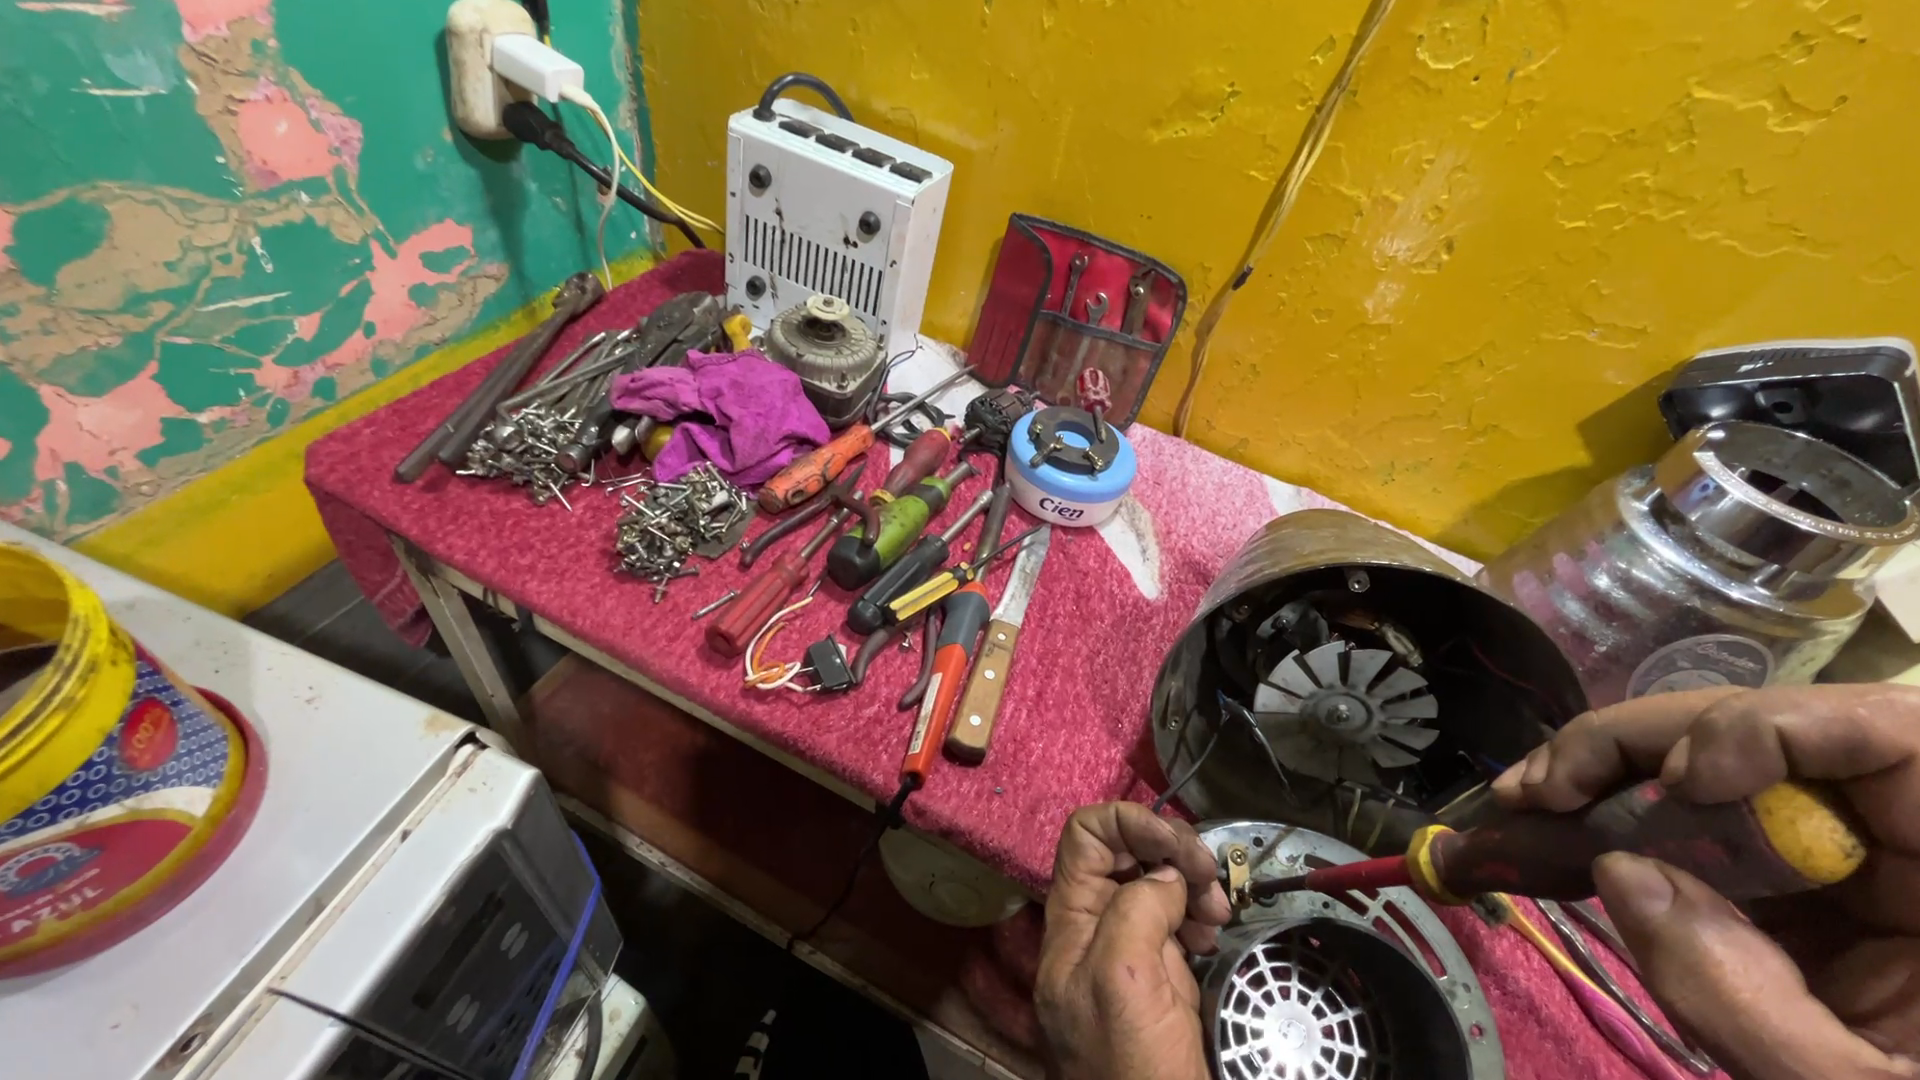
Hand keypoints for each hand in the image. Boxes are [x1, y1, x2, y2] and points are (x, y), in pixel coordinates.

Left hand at [1035, 802, 1233, 1079]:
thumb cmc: (1135, 1069)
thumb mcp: (1122, 981)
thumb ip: (1135, 911)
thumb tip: (1165, 876)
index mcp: (1071, 924)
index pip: (1085, 837)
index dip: (1129, 824)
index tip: (1176, 845)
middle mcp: (1096, 928)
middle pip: (1124, 852)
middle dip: (1170, 850)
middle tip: (1209, 876)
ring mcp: (1130, 950)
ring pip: (1155, 881)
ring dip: (1191, 881)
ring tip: (1218, 910)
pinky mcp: (1162, 973)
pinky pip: (1177, 917)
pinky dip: (1199, 912)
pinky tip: (1215, 931)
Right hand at [1493, 684, 1919, 1079]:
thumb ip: (1743, 997)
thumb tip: (1616, 868)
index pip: (1886, 735)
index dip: (1769, 728)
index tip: (1679, 783)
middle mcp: (1896, 840)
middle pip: (1760, 729)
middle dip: (1636, 742)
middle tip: (1544, 787)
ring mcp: (1834, 858)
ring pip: (1707, 759)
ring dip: (1603, 767)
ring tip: (1528, 799)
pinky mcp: (1782, 881)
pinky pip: (1689, 816)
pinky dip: (1608, 807)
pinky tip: (1553, 819)